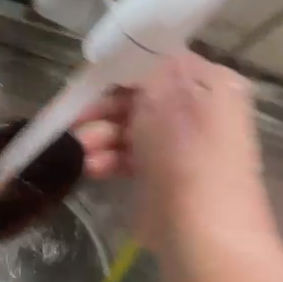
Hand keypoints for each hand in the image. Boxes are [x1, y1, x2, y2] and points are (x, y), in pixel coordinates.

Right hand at [73, 52, 274, 247]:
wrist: (201, 229)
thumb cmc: (186, 154)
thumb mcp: (165, 94)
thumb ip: (145, 67)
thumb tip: (130, 52)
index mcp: (209, 84)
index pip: (155, 65)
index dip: (116, 73)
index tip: (81, 86)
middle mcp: (197, 109)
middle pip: (135, 98)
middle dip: (100, 111)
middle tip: (72, 124)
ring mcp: (178, 144)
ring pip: (125, 129)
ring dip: (97, 138)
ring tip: (81, 154)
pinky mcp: (160, 174)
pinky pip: (125, 156)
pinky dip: (106, 160)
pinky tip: (91, 169)